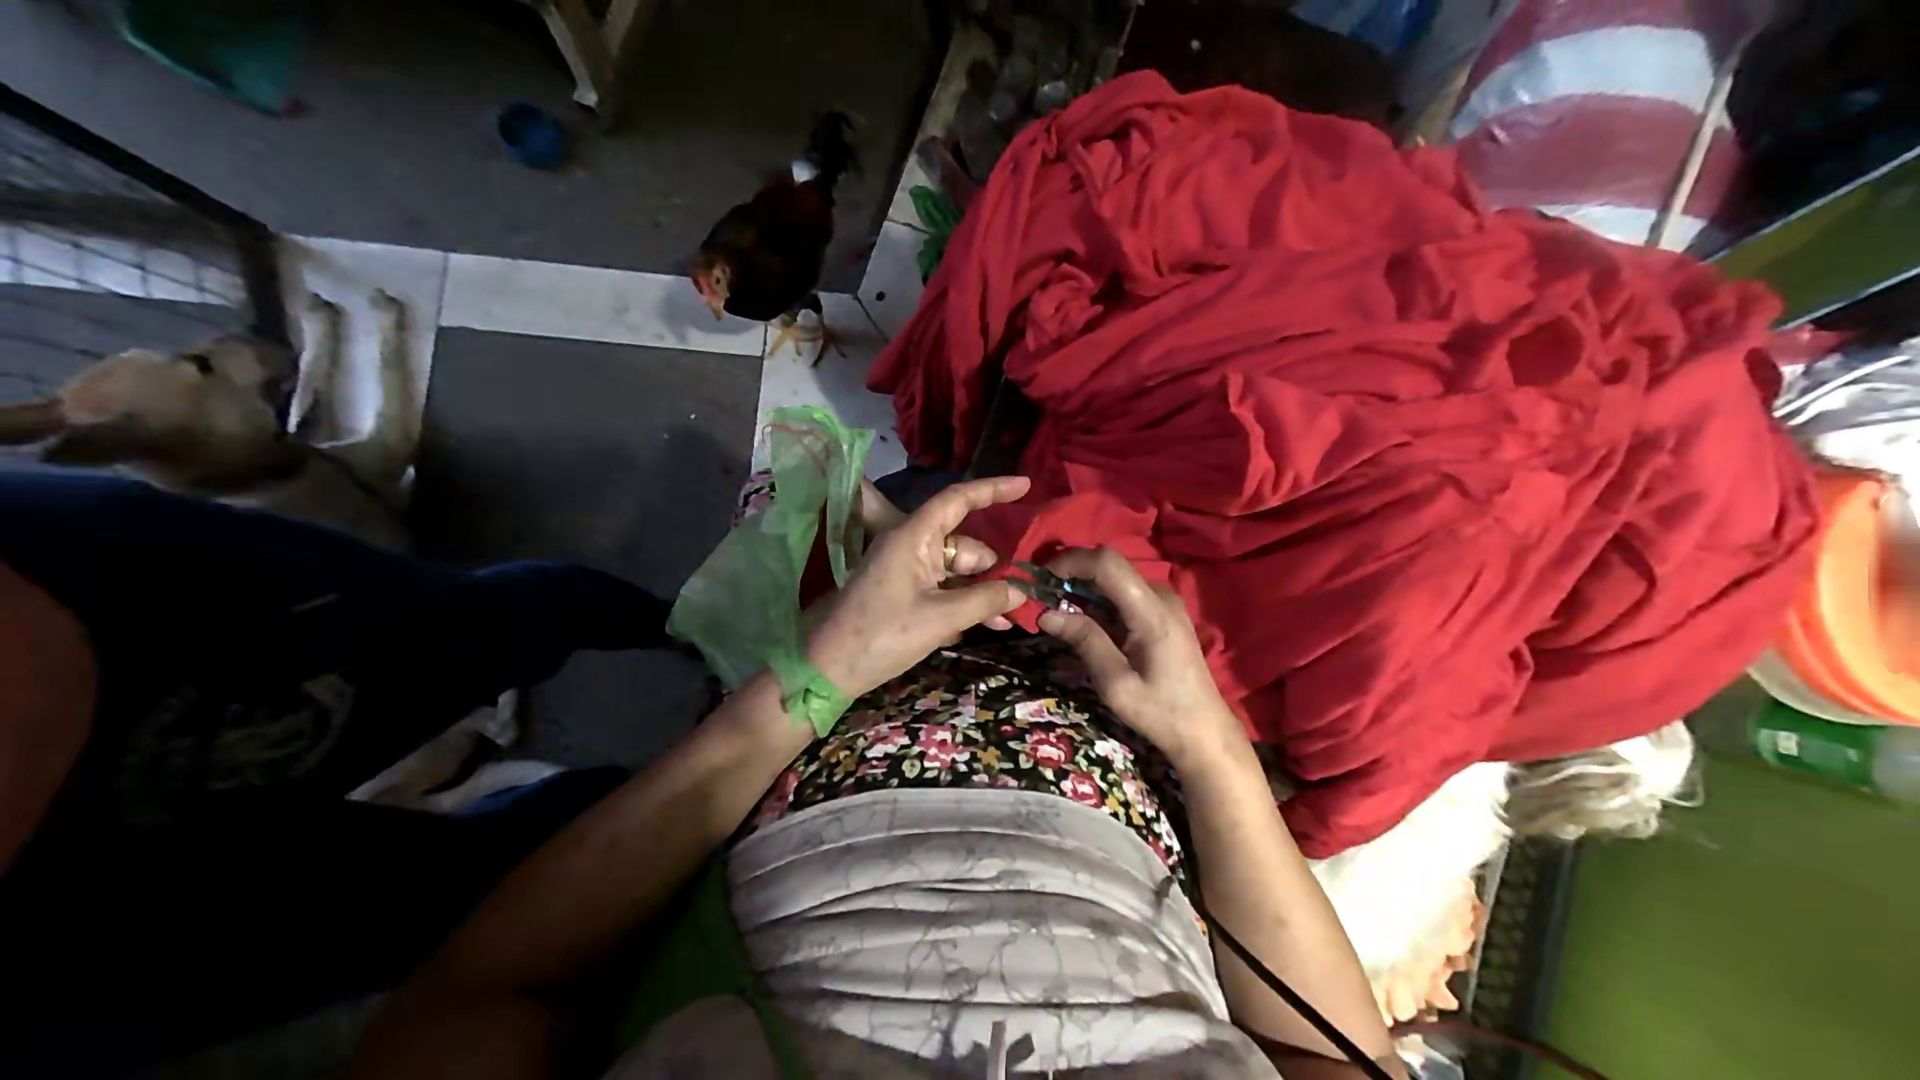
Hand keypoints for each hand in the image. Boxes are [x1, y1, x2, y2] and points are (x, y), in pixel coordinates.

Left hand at [805, 476, 1029, 699]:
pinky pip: (941, 589)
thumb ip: (984, 601)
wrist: (829, 669)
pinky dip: (962, 604)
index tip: (1025, 486)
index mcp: (913, 537)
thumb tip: (1020, 591)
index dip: (993, 490)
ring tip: (1006, 621)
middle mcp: (909, 546)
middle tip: (1020, 598)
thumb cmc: (882, 635)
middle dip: (992, 569)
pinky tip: (983, 627)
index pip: (957, 500)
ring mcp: (905, 570)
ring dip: (981, 593)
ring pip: (955, 572)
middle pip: (963, 546)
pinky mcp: (902, 593)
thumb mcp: (940, 619)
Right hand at [1037, 547, 1250, 773]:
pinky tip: (1082, 621)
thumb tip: (1045, 613)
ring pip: (1115, 578)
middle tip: (1042, 596)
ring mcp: (1165, 602)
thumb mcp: (1116, 683)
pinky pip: (1124, 593)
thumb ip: (1085, 641)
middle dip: (1072, 575)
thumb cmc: (1161, 713)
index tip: (1042, 577)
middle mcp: (1161, 597)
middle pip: (1110, 566)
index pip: (1108, 564)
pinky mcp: (1163, 612)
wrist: (1204, 730)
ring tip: (1056, 610)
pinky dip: (1098, 600)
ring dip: (1083, 588)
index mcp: (1152, 612)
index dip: (1072, 561)